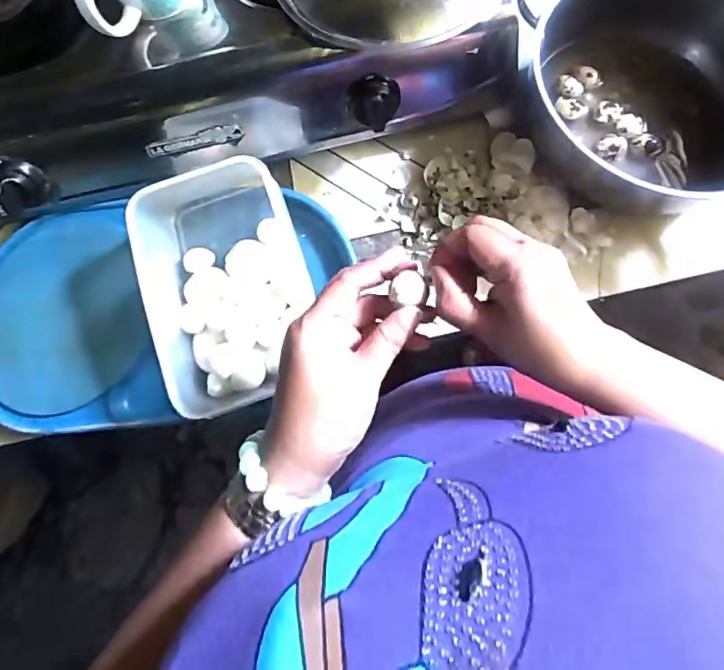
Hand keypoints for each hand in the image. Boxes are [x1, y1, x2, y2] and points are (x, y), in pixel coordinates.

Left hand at [261, 249, 425, 496]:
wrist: (294, 466)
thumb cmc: (327, 419)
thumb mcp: (365, 376)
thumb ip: (390, 337)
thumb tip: (415, 308)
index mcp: (316, 322)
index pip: (351, 280)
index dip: (381, 265)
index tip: (411, 259)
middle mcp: (315, 325)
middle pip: (359, 296)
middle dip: (394, 294)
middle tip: (428, 293)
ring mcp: (320, 341)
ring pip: (362, 316)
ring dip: (393, 317)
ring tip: (428, 322)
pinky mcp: (327, 357)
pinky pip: (358, 335)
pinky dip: (382, 335)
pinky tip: (410, 341)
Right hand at [430, 216, 612, 397]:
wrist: (587, 358)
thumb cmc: (537, 350)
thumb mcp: (485, 330)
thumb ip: (452, 300)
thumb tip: (437, 277)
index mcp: (516, 262)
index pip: (470, 233)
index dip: (448, 251)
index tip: (442, 278)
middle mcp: (531, 246)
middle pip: (482, 225)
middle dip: (460, 248)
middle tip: (455, 281)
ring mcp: (542, 249)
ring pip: (496, 233)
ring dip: (476, 253)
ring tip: (474, 288)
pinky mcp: (548, 257)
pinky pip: (511, 245)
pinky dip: (493, 257)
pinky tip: (493, 287)